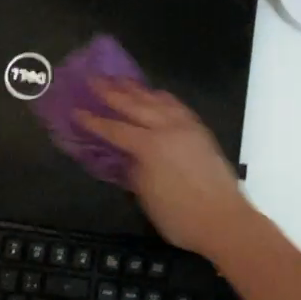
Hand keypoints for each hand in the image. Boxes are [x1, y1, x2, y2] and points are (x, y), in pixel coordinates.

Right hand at [75, 80, 259, 256]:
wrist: (224, 220)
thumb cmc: (180, 216)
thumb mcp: (146, 196)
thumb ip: (134, 171)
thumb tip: (126, 156)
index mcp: (149, 147)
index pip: (115, 129)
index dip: (94, 121)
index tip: (76, 110)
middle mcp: (167, 129)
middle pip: (135, 105)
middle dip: (112, 92)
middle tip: (94, 79)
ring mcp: (187, 127)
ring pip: (157, 100)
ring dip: (137, 89)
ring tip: (120, 79)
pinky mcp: (200, 131)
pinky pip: (177, 106)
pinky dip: (162, 97)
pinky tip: (155, 95)